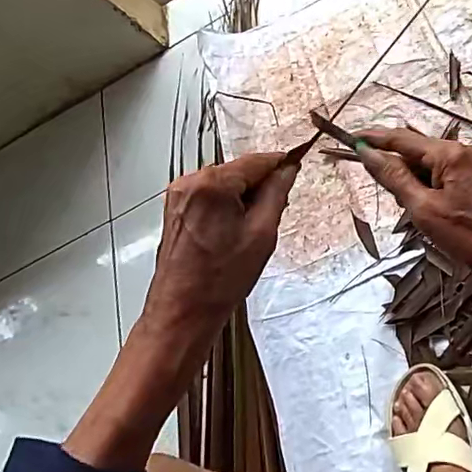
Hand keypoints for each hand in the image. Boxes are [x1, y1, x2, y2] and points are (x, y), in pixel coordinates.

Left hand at [141, 152, 298, 333]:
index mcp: (212, 185)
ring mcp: (179, 195)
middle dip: (259, 186)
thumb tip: (287, 170)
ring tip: (250, 230)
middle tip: (274, 212)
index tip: (296, 166)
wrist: (183, 310)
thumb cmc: (218, 280)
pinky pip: (209, 194)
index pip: (256, 161)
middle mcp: (190, 183)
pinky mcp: (175, 208)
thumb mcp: (262, 234)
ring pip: (224, 182)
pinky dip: (226, 205)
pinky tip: (232, 232)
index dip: (280, 164)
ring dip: (242, 197)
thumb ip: (276, 194)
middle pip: (238, 170)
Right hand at [355, 128, 471, 331]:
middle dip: (394, 166)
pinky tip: (425, 209)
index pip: (403, 139)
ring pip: (428, 164)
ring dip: (411, 181)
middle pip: (416, 150)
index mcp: (451, 154)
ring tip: (412, 211)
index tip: (349, 138)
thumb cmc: (470, 239)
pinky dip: (427, 187)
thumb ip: (394, 178)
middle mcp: (463, 151)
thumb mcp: (424, 211)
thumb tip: (368, 154)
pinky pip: (443, 174)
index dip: (374, 138)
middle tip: (381, 189)